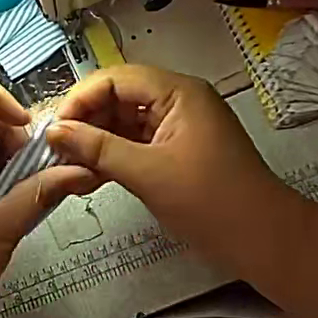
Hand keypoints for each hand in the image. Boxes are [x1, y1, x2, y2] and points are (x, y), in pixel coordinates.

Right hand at [47, 65, 302, 268]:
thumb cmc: (210, 202)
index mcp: (178, 92)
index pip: (116, 78)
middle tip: (56, 152)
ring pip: (125, 122)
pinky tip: (90, 175)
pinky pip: (136, 143)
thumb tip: (54, 132)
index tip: (54, 130)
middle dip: (86, 122)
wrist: (263, 239)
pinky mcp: (177, 151)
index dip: (81, 99)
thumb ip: (97, 148)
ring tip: (68, 167)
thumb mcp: (147, 173)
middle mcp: (178, 100)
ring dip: (96, 142)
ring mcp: (178, 126)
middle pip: (119, 98)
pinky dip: (113, 157)